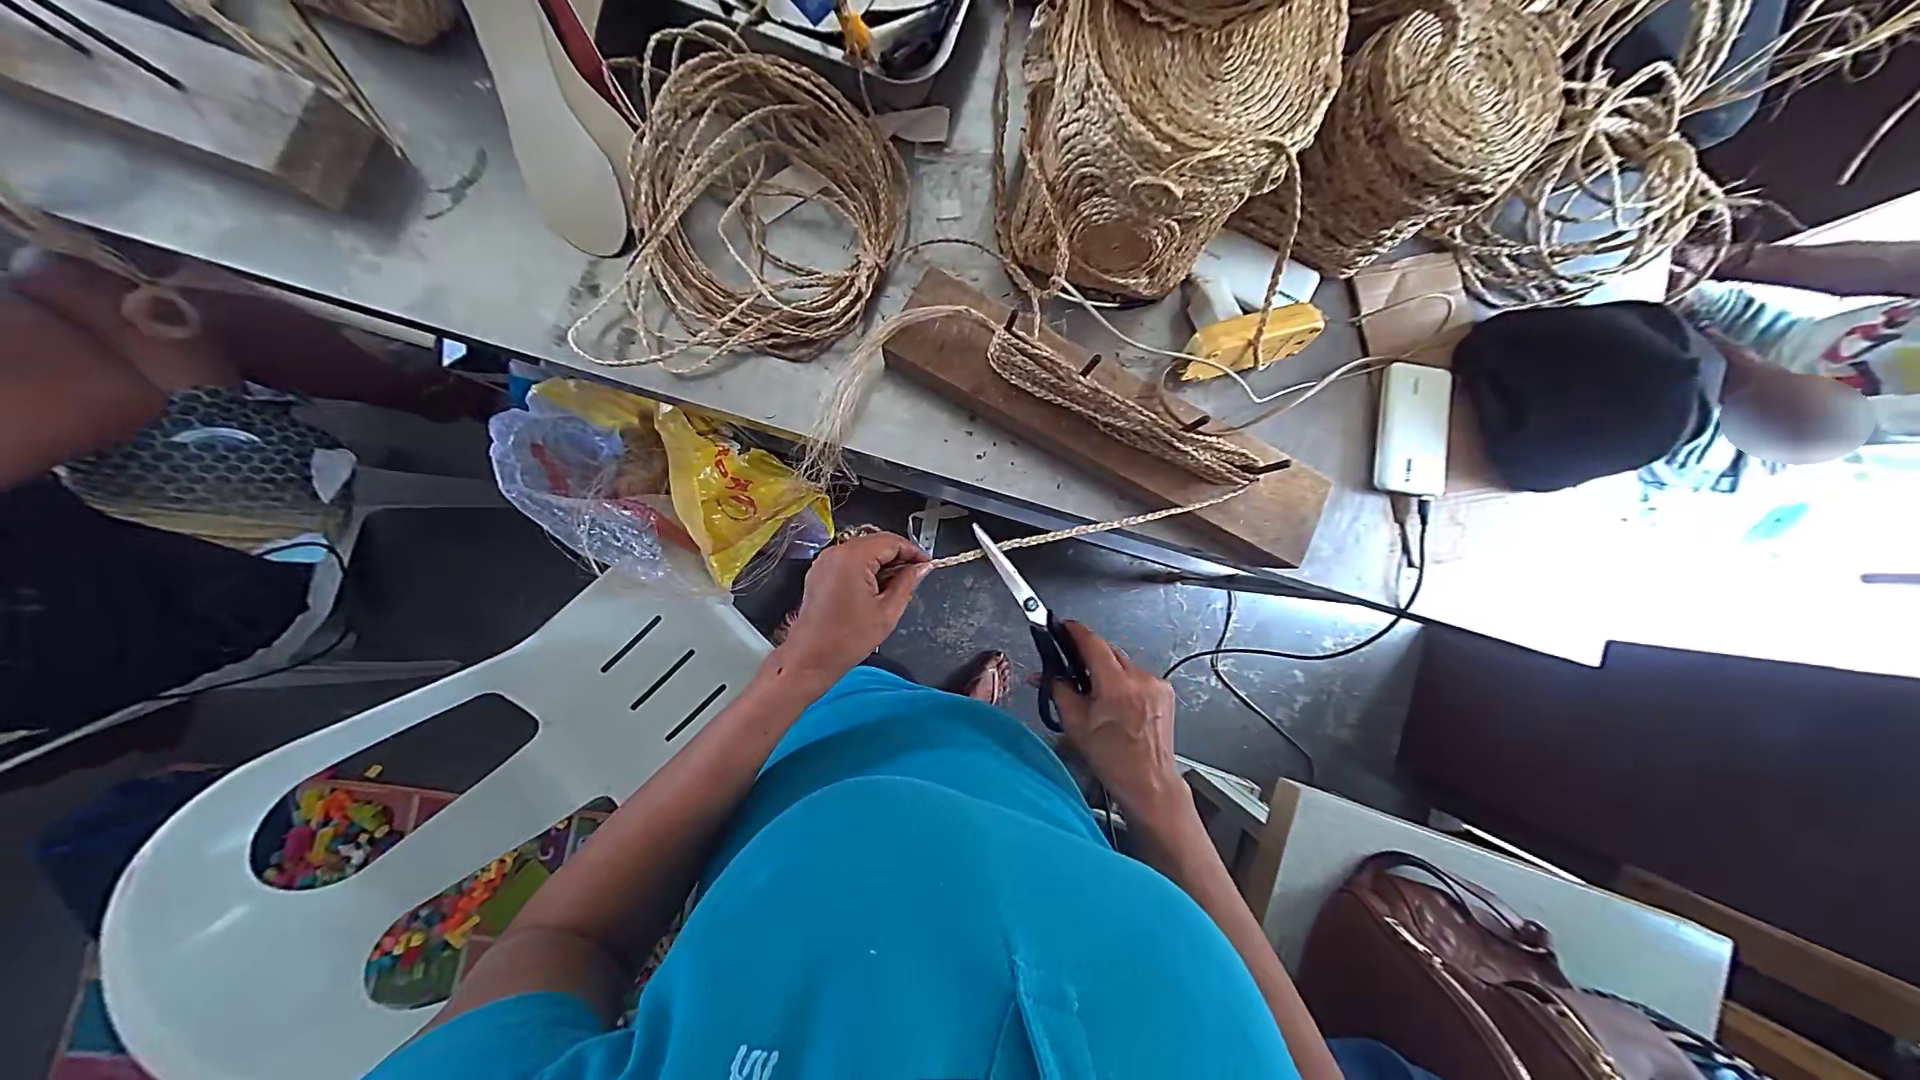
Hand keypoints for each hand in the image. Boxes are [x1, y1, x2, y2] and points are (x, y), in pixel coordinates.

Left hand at [776, 531, 930, 679]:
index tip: (926, 564)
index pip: (891, 541)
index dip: (913, 551)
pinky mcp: (820, 572)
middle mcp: (836, 553)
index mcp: (853, 558)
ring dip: (883, 562)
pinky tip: (877, 588)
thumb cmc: (845, 639)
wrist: (811, 658)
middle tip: (916, 574)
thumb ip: (907, 583)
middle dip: (899, 556)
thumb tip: (921, 568)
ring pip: (863, 550)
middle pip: (876, 541)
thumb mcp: (888, 611)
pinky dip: (866, 568)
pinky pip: (849, 560)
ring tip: (898, 585)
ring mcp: (825, 562)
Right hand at [1052, 621, 1188, 824]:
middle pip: (1107, 651)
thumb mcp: (1075, 724)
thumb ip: (1059, 690)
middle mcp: (1139, 680)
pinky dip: (1123, 682)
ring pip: (1122, 663)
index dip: (1075, 631)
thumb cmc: (1114, 760)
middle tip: (1073, 671)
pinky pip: (1137, 675)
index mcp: (1115, 685)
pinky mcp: (1164, 692)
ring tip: (1097, 696)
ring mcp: (1155, 685)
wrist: (1148, 782)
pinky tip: (1116, 703)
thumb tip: (1049, 674)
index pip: (1093, 642)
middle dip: (1088, 657)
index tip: (1065, 626)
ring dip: (1107, 671)